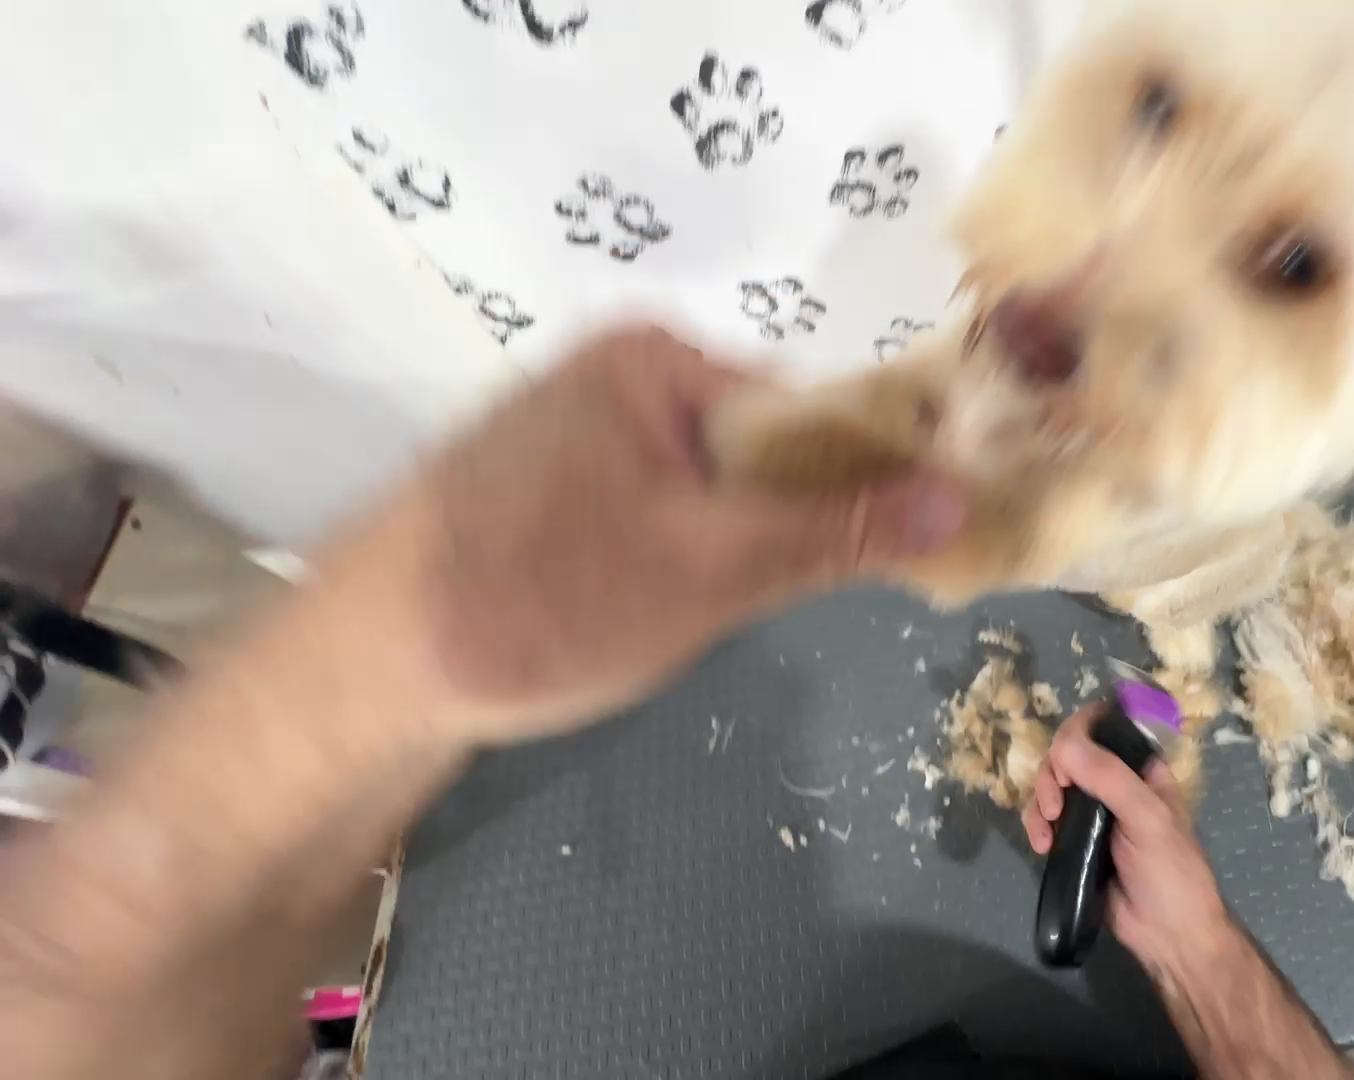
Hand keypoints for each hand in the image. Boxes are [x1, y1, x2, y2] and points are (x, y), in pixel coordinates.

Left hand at [364, 325, 967, 744]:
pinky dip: (704, 545)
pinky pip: (678, 501)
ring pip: (726, 481)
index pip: (812, 406)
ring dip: (751, 538)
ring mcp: (593, 427)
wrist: (365, 678)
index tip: (910, 537)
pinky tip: (678, 591)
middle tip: (796, 586)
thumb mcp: (717, 568)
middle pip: (770, 442)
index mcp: (661, 360)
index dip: (870, 473)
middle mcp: (627, 374)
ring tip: (724, 597)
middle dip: (801, 515)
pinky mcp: (571, 480)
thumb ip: (843, 532)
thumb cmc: (545, 600)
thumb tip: (962, 498)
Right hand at [1022, 705, 1233, 976]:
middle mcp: (1114, 782)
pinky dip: (1035, 824)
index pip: (1103, 726)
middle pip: (1068, 753)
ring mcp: (1092, 812)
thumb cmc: (1170, 871)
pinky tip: (1041, 846)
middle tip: (1055, 805)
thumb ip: (1108, 777)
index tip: (1067, 759)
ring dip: (1040, 800)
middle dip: (1052, 773)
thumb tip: (1062, 745)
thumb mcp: (1147, 817)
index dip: (1078, 733)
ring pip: (1051, 784)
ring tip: (1046, 831)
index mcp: (1139, 768)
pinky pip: (1043, 817)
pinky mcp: (1074, 839)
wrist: (1168, 938)